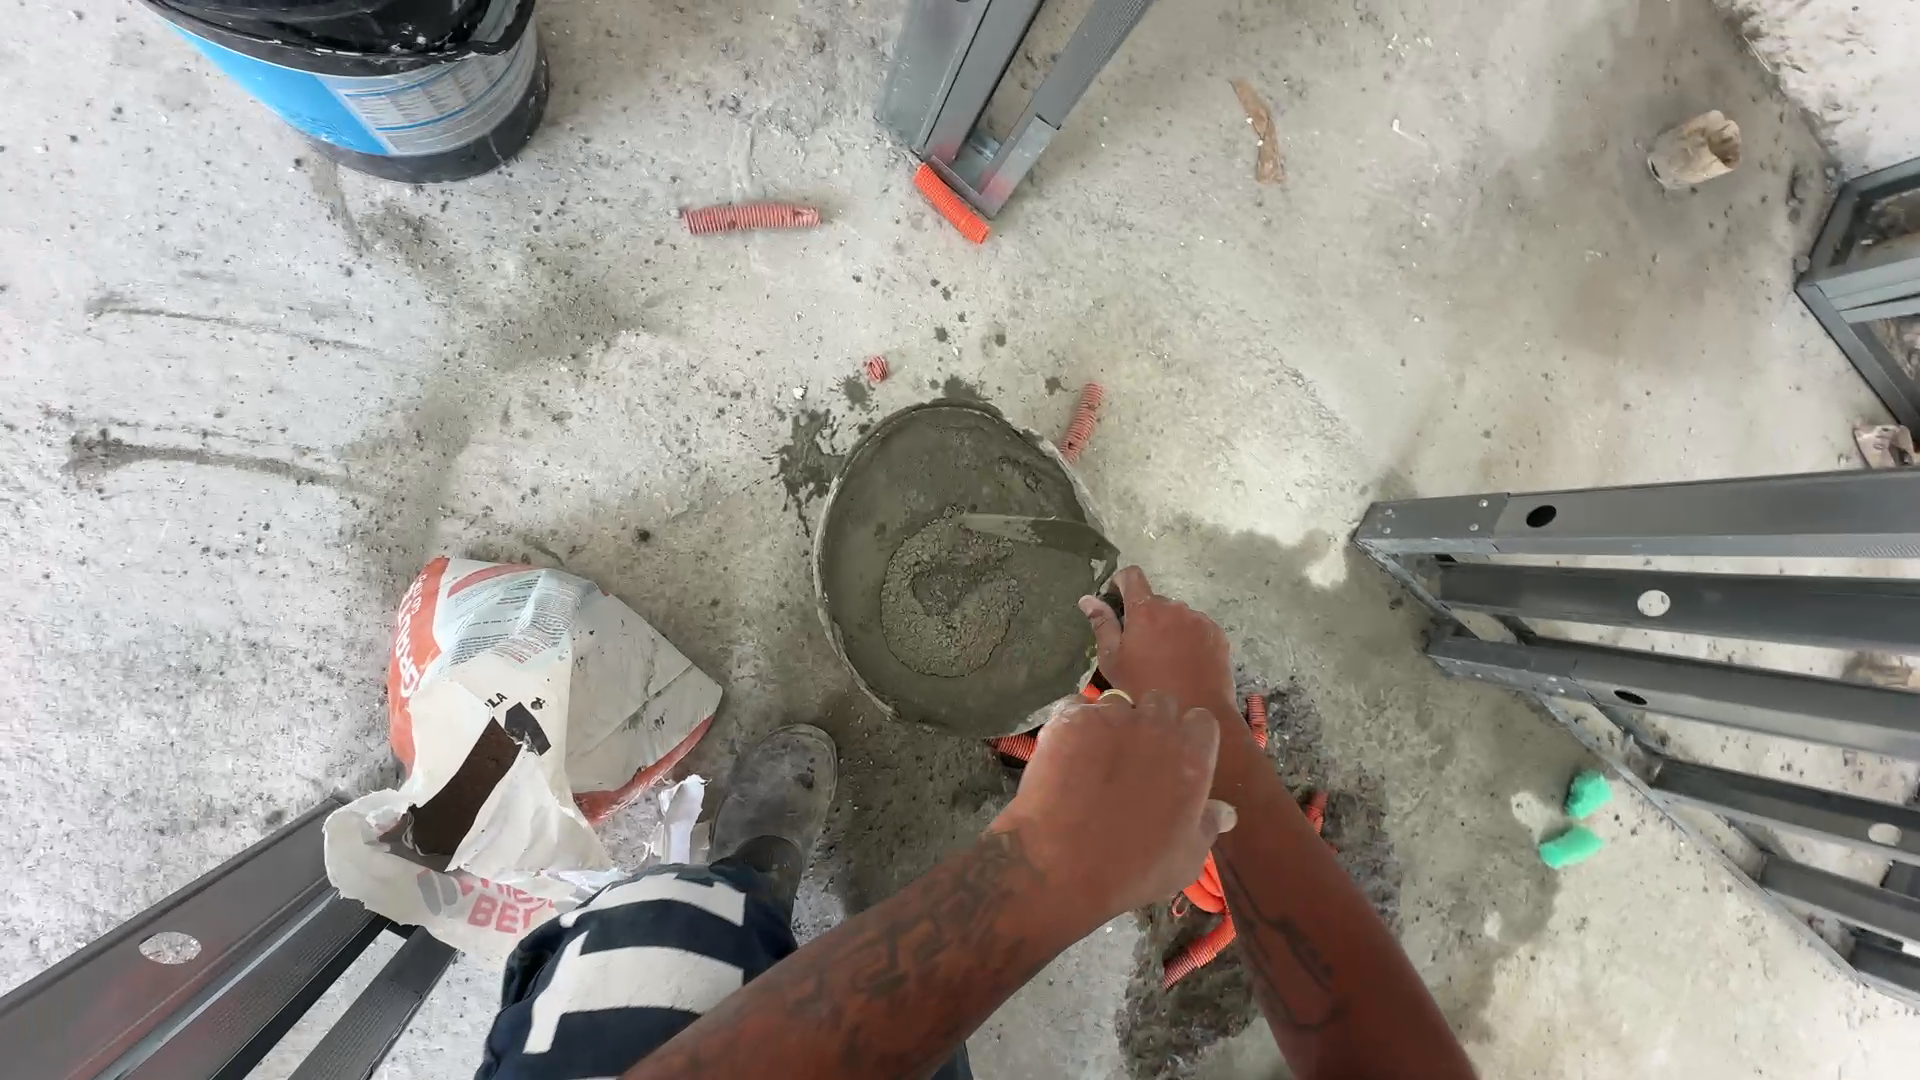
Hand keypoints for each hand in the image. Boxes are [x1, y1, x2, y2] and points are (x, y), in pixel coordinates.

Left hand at [988, 691, 1235, 925]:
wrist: (1063, 864)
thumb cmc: (1134, 869)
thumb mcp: (1186, 858)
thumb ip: (1207, 824)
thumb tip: (1225, 811)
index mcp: (1192, 753)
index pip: (1200, 721)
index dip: (1188, 737)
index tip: (1176, 756)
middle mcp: (1154, 725)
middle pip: (1160, 702)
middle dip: (1152, 721)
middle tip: (1136, 755)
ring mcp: (1110, 717)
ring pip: (1116, 702)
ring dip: (1112, 722)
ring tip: (1097, 756)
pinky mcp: (1070, 718)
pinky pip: (1077, 706)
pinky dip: (1075, 724)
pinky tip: (1069, 751)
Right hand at [1079, 566, 1235, 718]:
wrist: (1195, 710)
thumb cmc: (1144, 687)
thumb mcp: (1112, 659)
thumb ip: (1102, 624)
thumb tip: (1088, 599)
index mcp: (1145, 610)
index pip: (1131, 575)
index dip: (1120, 582)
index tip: (1115, 601)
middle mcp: (1174, 607)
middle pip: (1154, 600)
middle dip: (1143, 615)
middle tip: (1138, 647)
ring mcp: (1198, 619)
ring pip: (1176, 614)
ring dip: (1166, 626)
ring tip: (1163, 658)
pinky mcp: (1216, 633)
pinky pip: (1196, 626)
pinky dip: (1186, 637)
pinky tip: (1183, 662)